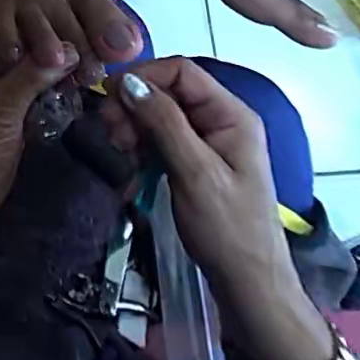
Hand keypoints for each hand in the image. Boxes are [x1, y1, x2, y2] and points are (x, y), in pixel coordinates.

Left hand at [0, 45, 80, 229]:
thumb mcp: (3, 105)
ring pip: (44, 77)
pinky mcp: (20, 116)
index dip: (56, 36)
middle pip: (38, 54)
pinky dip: (59, 101)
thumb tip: (73, 48)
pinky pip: (45, 99)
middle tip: (95, 69)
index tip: (89, 41)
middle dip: (64, 60)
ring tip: (89, 86)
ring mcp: (9, 94)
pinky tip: (77, 103)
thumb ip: (34, 75)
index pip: (26, 33)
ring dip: (65, 82)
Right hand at [109, 58, 294, 307]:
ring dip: (133, 126)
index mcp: (231, 114)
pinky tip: (129, 163)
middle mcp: (220, 119)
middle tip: (110, 130)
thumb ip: (164, 123)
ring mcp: (207, 140)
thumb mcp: (195, 173)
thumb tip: (129, 82)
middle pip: (167, 91)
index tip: (110, 96)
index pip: (182, 72)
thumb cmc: (228, 230)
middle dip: (134, 105)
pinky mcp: (193, 160)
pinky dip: (140, 146)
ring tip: (118, 150)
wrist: (249, 288)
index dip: (144, 77)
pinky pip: (159, 137)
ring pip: (158, 113)